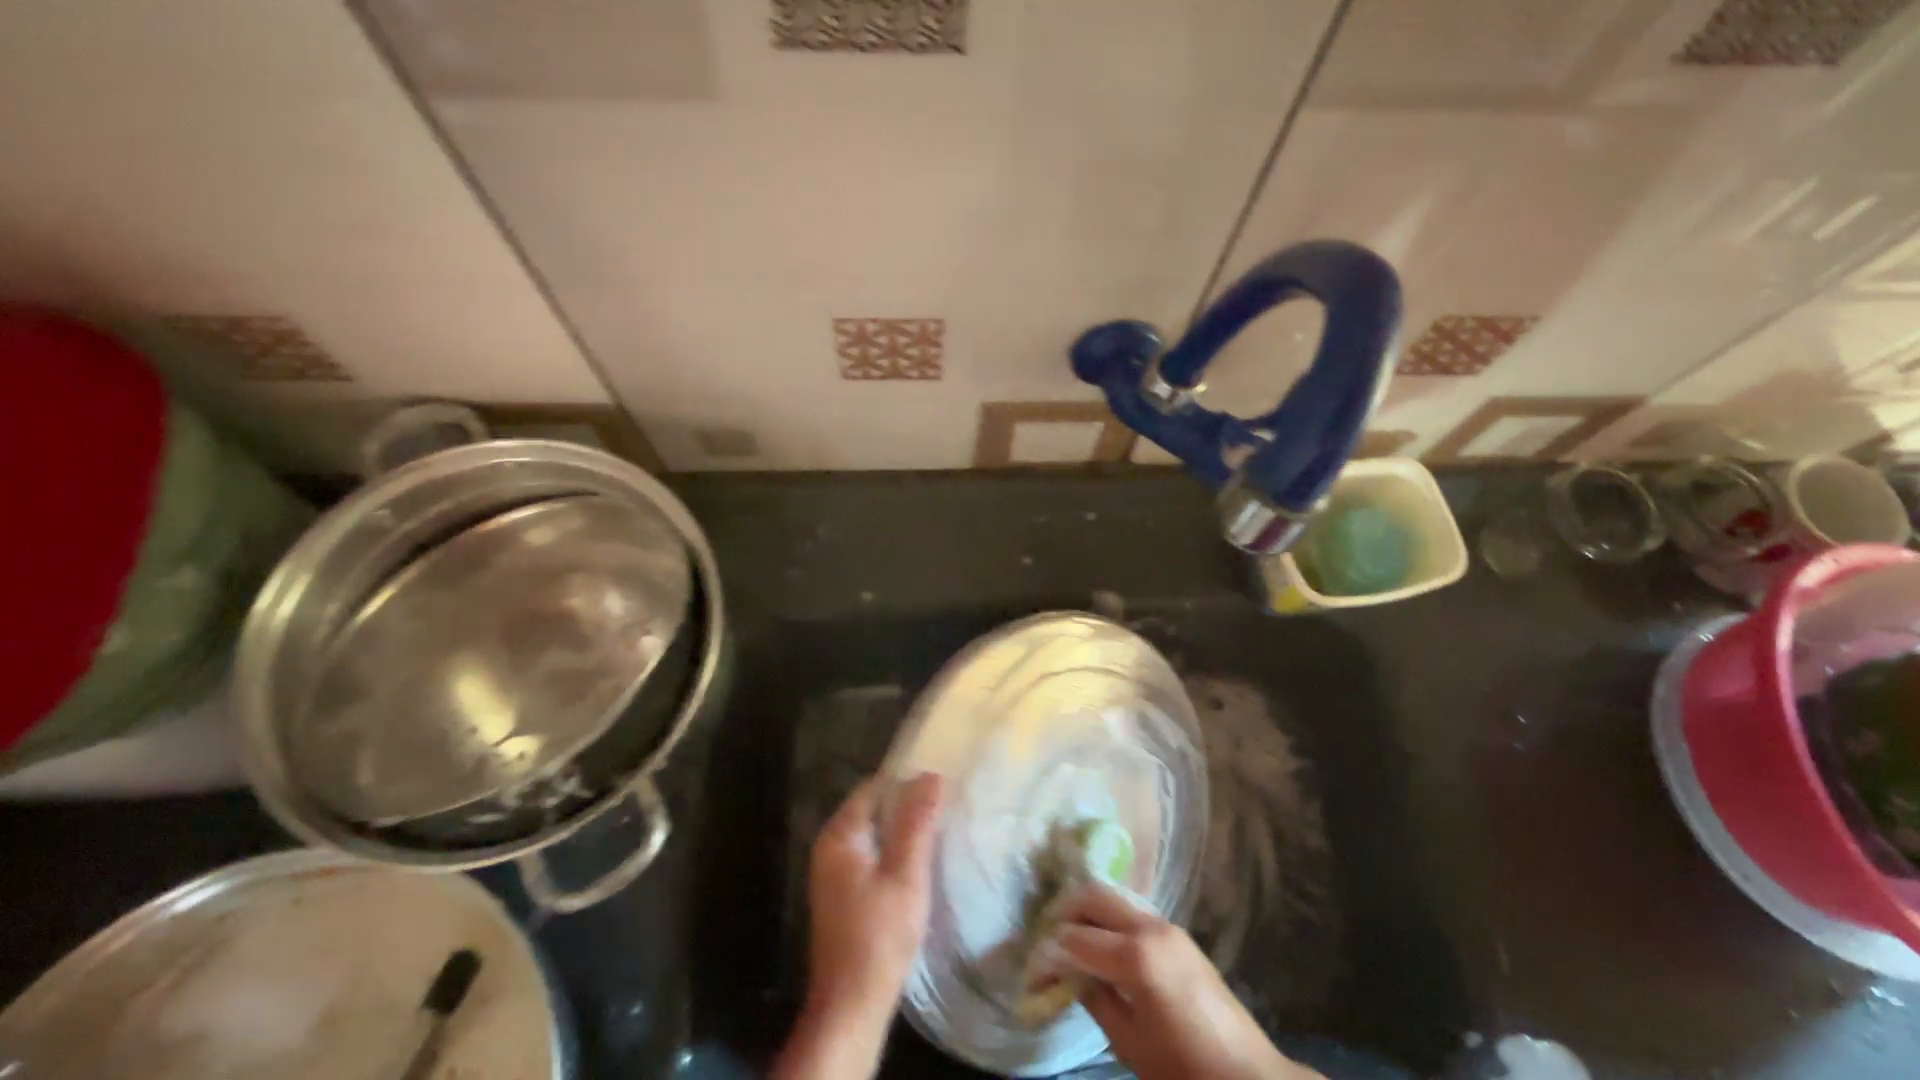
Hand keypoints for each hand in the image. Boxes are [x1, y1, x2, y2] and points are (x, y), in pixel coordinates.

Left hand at [774, 773, 944, 1079]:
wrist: (852, 1001)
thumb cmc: (879, 934)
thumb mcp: (906, 875)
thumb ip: (917, 823)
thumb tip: (931, 774)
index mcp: (839, 836)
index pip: (873, 789)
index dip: (906, 782)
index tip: (941, 782)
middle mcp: (828, 848)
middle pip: (871, 811)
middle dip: (906, 806)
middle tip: (946, 806)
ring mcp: (832, 874)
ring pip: (872, 837)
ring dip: (901, 832)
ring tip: (939, 831)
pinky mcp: (842, 896)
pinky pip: (869, 858)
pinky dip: (893, 855)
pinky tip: (919, 865)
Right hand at [1054, 885, 1321, 1079]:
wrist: (1246, 1075)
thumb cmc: (1182, 1066)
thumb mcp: (1128, 1041)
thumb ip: (1093, 998)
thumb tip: (1065, 974)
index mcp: (1136, 955)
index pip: (1073, 938)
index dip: (1047, 955)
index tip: (1033, 975)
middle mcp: (1151, 927)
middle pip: (1093, 895)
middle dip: (1063, 914)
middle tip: (1047, 944)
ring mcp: (1168, 927)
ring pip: (1114, 898)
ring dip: (1086, 913)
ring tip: (1069, 945)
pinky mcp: (1178, 936)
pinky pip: (1132, 913)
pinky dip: (1108, 921)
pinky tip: (1099, 947)